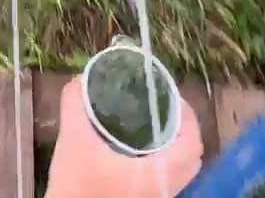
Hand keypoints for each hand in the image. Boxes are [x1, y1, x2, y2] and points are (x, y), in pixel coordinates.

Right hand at [45, 76, 202, 197]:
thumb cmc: (77, 186)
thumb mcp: (72, 139)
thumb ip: (76, 104)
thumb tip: (80, 78)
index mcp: (157, 176)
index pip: (192, 145)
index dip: (188, 116)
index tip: (169, 92)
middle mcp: (164, 190)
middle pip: (191, 157)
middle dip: (181, 127)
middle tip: (161, 103)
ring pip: (180, 169)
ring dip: (173, 142)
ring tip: (150, 118)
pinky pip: (166, 177)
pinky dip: (162, 157)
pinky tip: (137, 144)